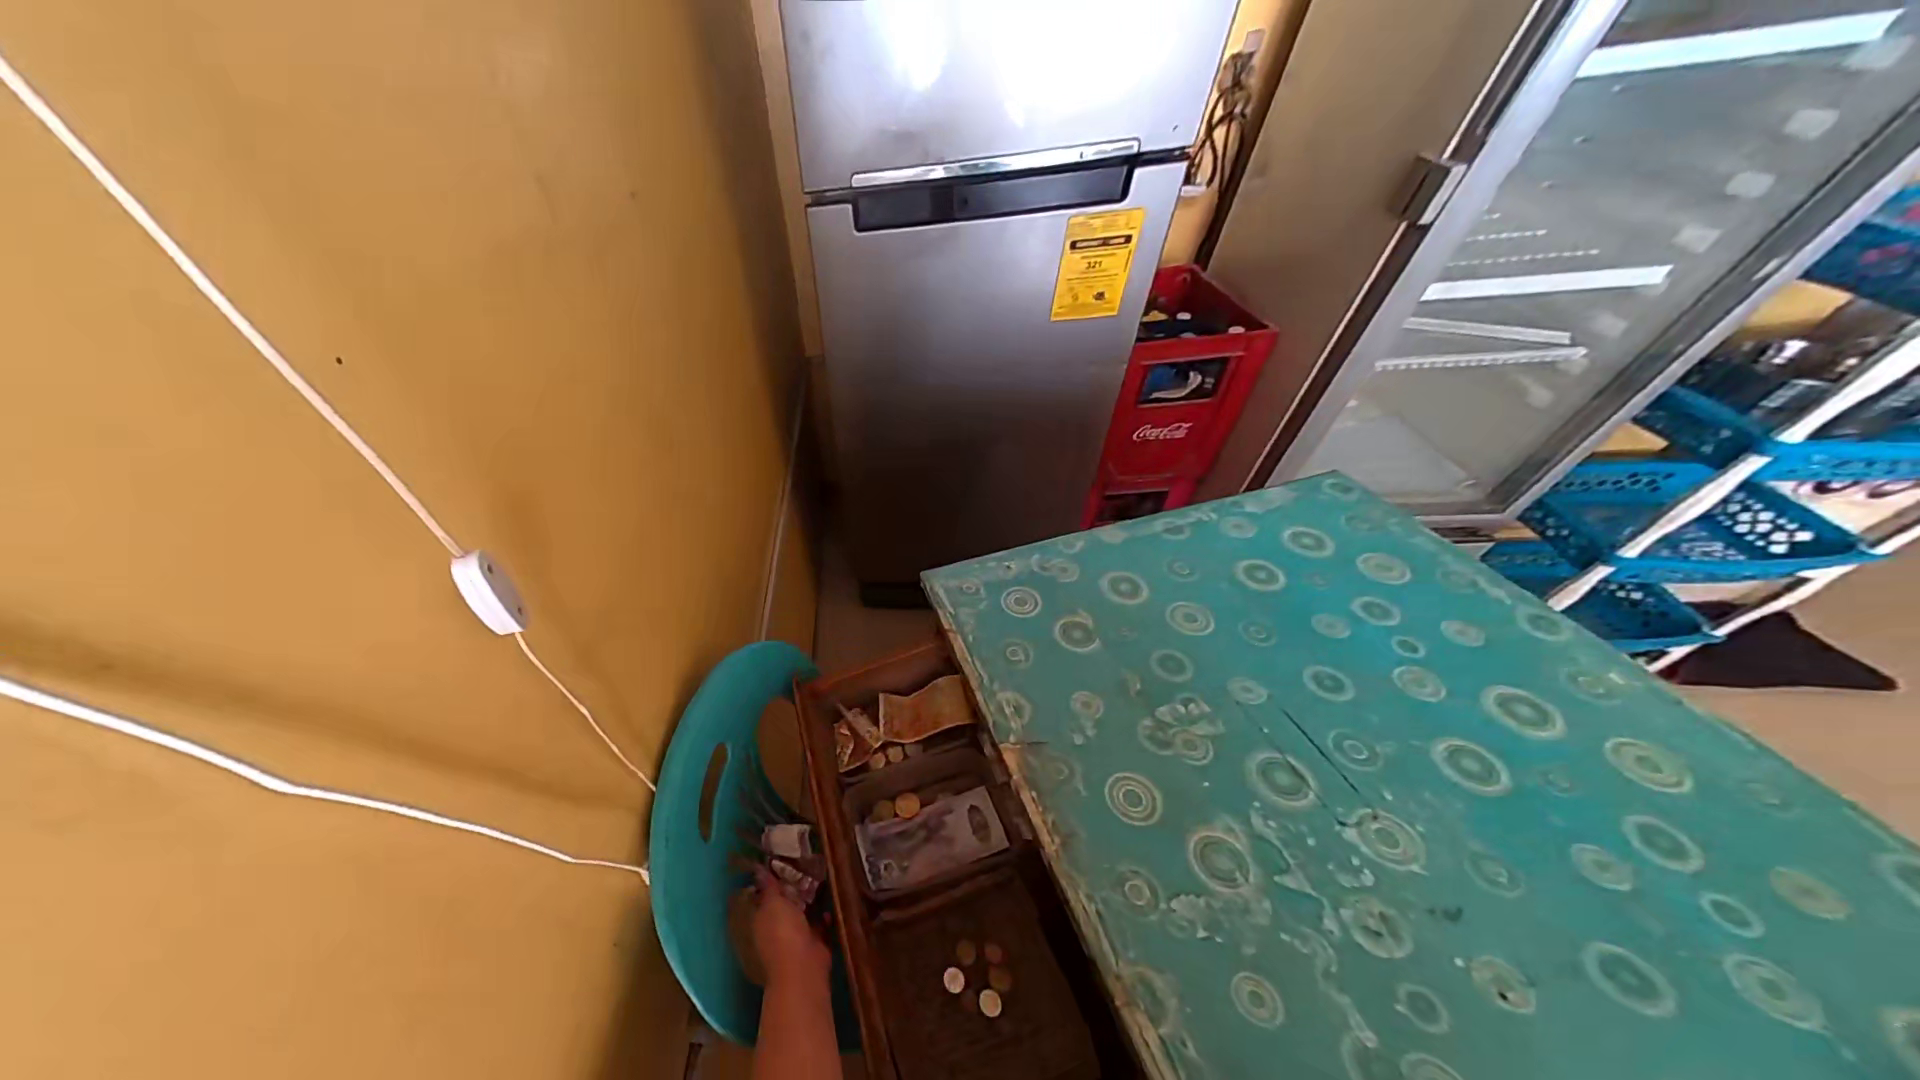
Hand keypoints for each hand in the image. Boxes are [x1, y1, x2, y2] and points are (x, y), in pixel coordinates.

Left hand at [751, 868, 830, 982]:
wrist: (803, 965)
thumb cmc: (783, 931)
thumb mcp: (773, 903)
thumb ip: (769, 887)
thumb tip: (759, 870)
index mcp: (762, 920)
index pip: (765, 898)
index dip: (773, 881)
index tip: (785, 861)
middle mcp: (777, 929)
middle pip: (785, 905)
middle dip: (795, 889)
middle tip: (808, 866)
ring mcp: (796, 937)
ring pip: (803, 915)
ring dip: (811, 902)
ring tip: (822, 879)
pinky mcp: (815, 943)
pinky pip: (821, 926)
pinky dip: (825, 916)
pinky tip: (830, 902)